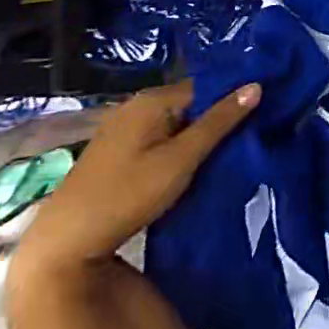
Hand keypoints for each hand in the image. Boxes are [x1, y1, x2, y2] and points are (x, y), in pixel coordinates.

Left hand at [12, 80, 259, 274]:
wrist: (64, 243)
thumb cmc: (126, 195)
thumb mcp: (180, 160)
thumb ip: (219, 122)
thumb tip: (256, 85)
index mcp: (153, 99)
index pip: (207, 86)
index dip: (234, 98)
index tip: (264, 114)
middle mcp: (137, 105)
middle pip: (191, 103)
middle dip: (219, 118)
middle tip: (252, 137)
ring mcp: (124, 128)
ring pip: (177, 123)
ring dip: (200, 136)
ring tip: (231, 152)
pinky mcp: (118, 151)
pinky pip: (161, 137)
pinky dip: (180, 147)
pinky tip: (196, 166)